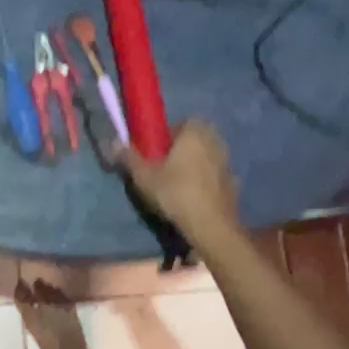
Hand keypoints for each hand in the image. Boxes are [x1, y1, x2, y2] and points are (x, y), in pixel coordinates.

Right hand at [120, 120, 239, 231]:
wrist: (211, 225)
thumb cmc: (175, 192)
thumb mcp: (144, 176)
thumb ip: (129, 157)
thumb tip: (114, 141)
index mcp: (195, 132)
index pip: (181, 123)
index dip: (166, 135)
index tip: (154, 151)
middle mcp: (215, 141)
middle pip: (194, 140)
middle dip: (180, 150)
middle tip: (162, 168)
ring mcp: (227, 163)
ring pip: (205, 158)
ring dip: (193, 166)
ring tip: (175, 185)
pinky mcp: (234, 184)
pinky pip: (213, 176)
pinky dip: (204, 182)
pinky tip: (191, 198)